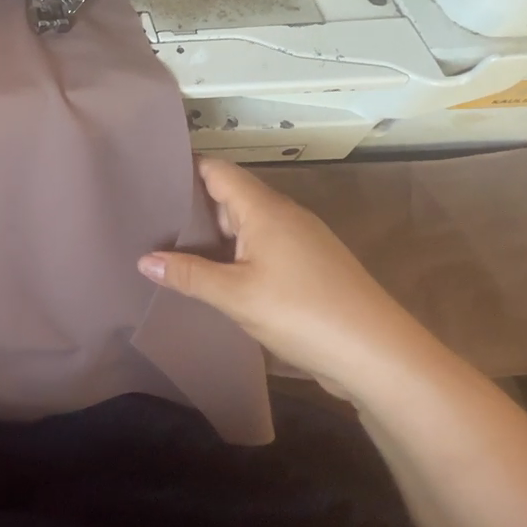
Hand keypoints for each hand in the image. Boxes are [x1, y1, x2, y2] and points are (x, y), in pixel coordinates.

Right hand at [137, 157, 437, 397]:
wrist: (383, 359)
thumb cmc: (305, 313)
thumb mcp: (235, 296)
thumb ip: (188, 275)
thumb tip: (144, 260)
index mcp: (266, 210)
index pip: (218, 170)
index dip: (184, 167)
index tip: (146, 173)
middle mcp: (284, 216)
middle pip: (229, 195)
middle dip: (189, 203)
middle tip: (145, 213)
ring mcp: (301, 242)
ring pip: (245, 224)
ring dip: (211, 233)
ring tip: (167, 244)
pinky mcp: (309, 268)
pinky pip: (260, 246)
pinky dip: (232, 253)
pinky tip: (211, 274)